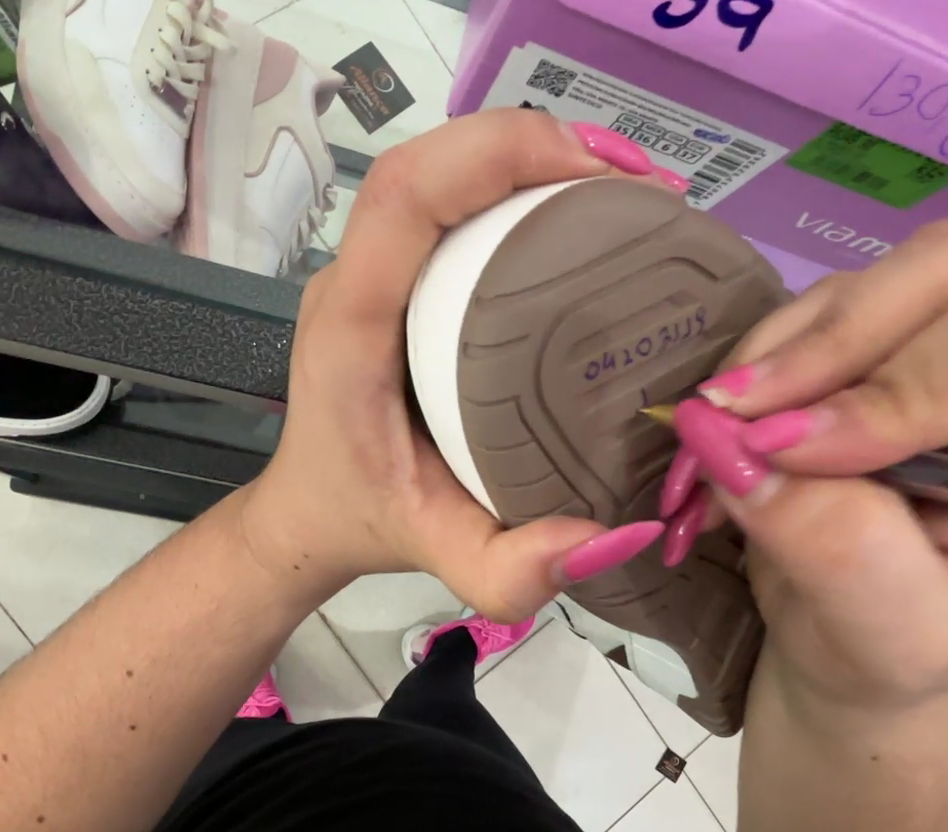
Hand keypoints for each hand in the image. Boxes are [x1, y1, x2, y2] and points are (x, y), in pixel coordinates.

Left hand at [239, 110, 688, 620]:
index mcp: (352, 330)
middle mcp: (351, 284)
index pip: (404, 199)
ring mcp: (365, 275)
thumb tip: (622, 537)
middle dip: (533, 147)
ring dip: (525, 161)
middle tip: (638, 186)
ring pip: (437, 177)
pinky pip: (444, 209)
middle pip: (428, 166)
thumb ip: (512, 568)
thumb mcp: (437, 553)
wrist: (309, 511)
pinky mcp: (388, 281)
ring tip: (622, 192)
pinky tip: (573, 217)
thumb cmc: (361, 520)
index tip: (600, 176)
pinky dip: (510, 190)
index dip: (496, 155)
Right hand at [665, 221, 947, 715]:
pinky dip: (748, 368)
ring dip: (774, 357)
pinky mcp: (877, 350)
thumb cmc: (884, 656)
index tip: (781, 453)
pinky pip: (809, 313)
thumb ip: (831, 546)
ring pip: (870, 282)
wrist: (844, 645)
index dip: (891, 388)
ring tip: (718, 442)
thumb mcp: (881, 637)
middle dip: (824, 346)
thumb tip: (733, 448)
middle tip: (732, 418)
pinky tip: (725, 435)